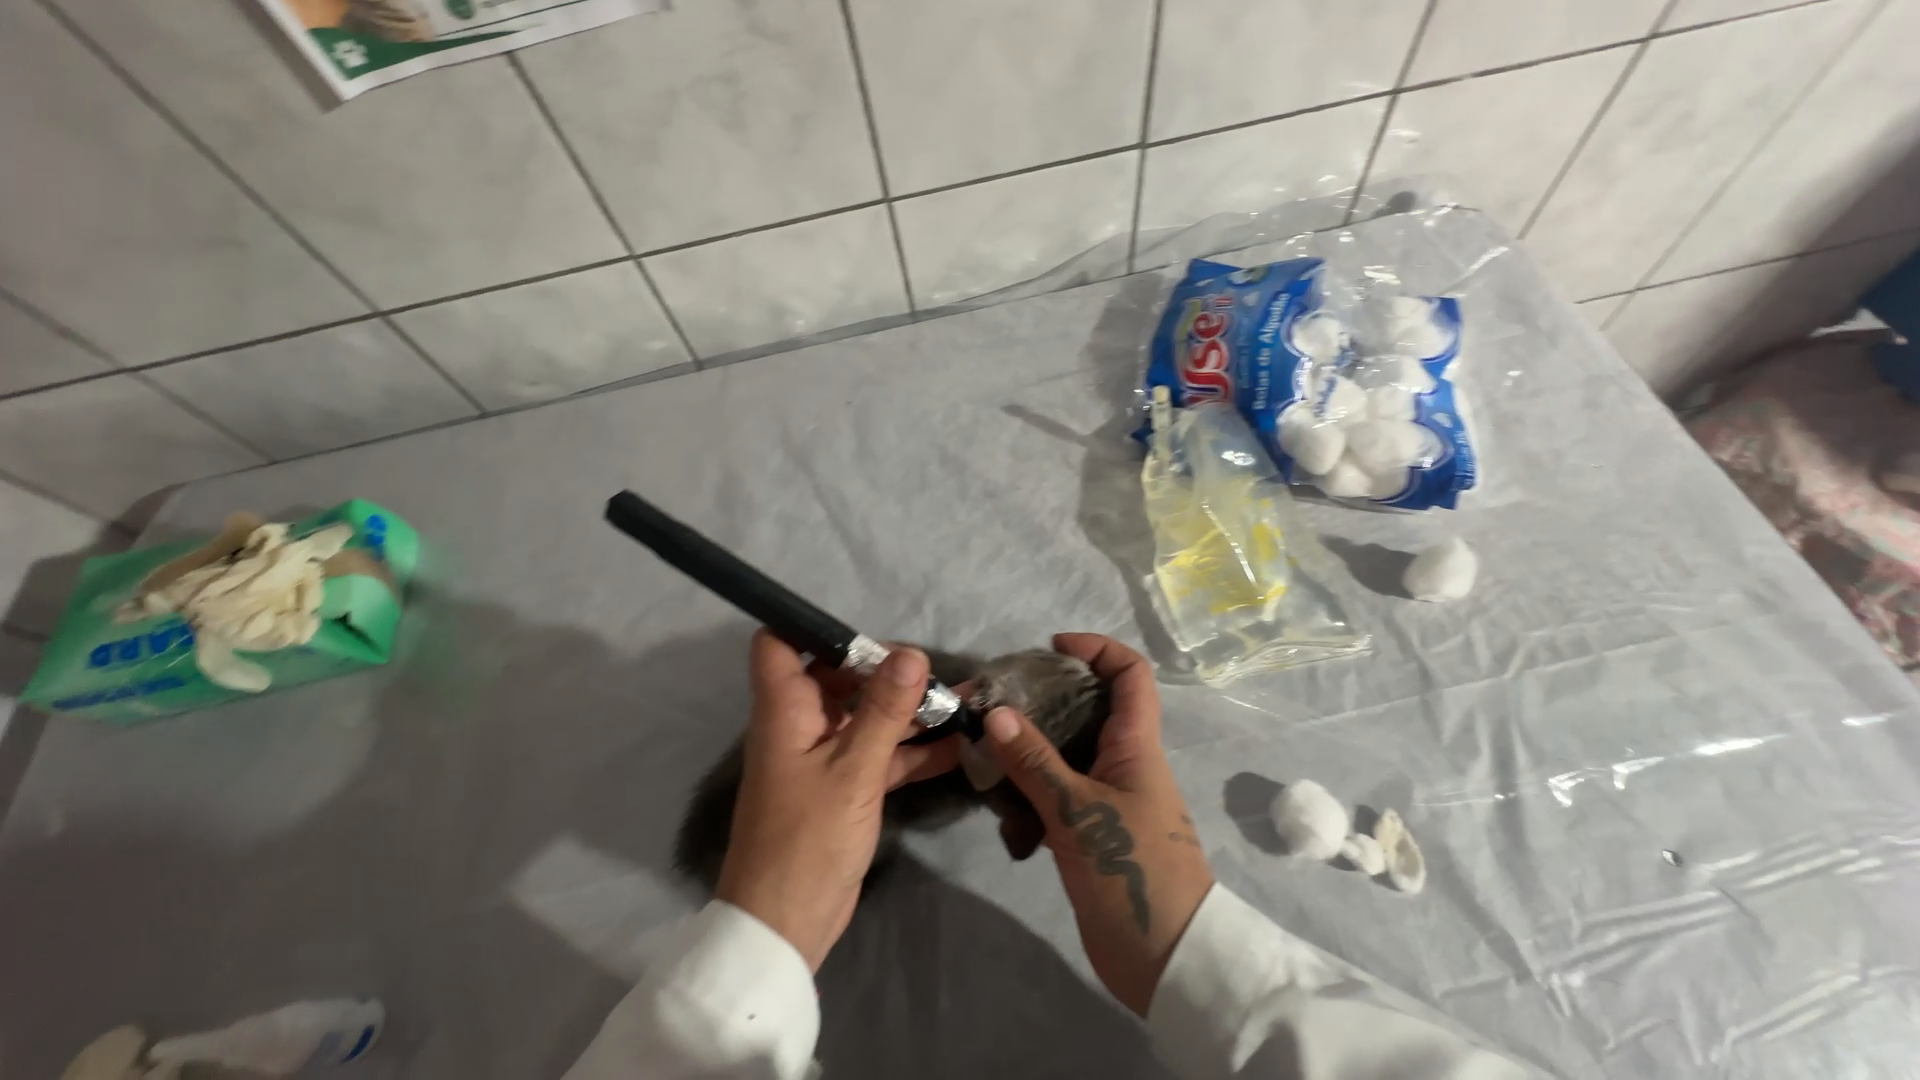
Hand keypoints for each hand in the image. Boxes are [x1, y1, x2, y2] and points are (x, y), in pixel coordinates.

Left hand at [716, 631, 960, 970]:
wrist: (787, 924)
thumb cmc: (808, 839)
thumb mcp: (853, 770)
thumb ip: (883, 710)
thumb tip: (911, 654)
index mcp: (785, 710)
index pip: (778, 645)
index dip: (813, 628)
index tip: (869, 633)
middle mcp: (801, 725)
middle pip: (837, 677)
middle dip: (885, 671)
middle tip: (934, 673)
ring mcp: (823, 758)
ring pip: (865, 717)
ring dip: (907, 711)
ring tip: (962, 702)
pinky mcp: (844, 788)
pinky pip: (880, 755)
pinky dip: (912, 751)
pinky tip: (958, 748)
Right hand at [983, 633, 1214, 1016]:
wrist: (1166, 958)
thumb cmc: (1133, 873)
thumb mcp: (1079, 813)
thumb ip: (1036, 762)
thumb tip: (995, 713)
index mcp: (1136, 746)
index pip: (1130, 674)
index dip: (1097, 649)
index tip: (1051, 647)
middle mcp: (1123, 763)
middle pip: (1088, 708)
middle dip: (1044, 697)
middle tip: (998, 699)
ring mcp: (1106, 798)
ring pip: (1065, 753)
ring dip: (1028, 749)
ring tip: (985, 748)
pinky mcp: (1090, 832)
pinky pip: (1055, 794)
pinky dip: (1028, 793)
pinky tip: (998, 805)